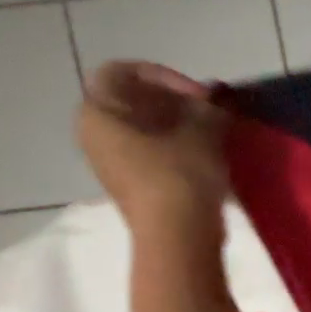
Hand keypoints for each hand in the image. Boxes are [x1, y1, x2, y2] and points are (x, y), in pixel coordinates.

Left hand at [78, 61, 228, 235]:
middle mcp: (93, 133)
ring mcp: (109, 160)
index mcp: (98, 113)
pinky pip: (148, 150)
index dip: (165, 76)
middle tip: (209, 111)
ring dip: (177, 123)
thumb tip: (217, 95)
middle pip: (131, 99)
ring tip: (212, 132)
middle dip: (173, 100)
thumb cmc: (180, 178)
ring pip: (141, 126)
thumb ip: (209, 108)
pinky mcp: (130, 182)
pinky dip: (174, 144)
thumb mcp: (201, 135)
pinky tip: (204, 154)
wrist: (177, 238)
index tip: (200, 95)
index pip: (123, 72)